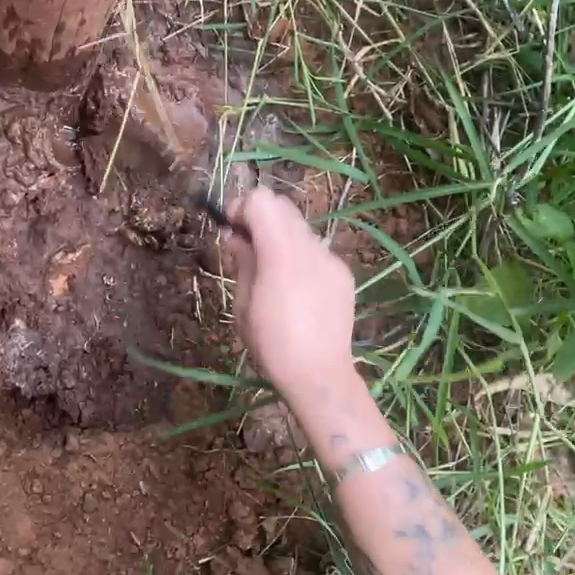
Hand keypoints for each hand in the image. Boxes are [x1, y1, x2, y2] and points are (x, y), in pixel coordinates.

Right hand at [225, 188, 357, 401]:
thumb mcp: (243, 304)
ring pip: (300, 229)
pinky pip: (316, 252)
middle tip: (245, 247)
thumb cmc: (271, 344)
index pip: (261, 201)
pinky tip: (295, 290)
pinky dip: (300, 257)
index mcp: (281, 253)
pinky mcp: (343, 274)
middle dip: (260, 218)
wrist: (318, 373)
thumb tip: (236, 238)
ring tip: (270, 273)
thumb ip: (243, 262)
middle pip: (282, 206)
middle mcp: (310, 247)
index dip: (241, 208)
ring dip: (280, 237)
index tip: (230, 230)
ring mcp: (331, 259)